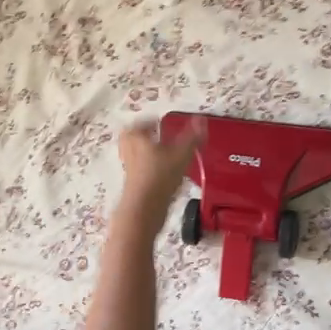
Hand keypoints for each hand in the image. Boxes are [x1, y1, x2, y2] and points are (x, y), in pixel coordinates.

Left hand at [114, 117, 203, 232]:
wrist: (144, 211)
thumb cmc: (160, 177)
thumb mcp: (181, 154)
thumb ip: (192, 137)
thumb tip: (201, 119)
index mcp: (136, 139)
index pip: (138, 125)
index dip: (148, 122)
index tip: (157, 122)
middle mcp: (129, 153)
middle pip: (131, 140)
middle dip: (143, 137)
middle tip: (155, 135)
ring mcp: (130, 171)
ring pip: (135, 157)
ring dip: (147, 154)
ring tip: (163, 155)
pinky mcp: (134, 187)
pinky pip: (140, 172)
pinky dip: (150, 170)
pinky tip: (165, 175)